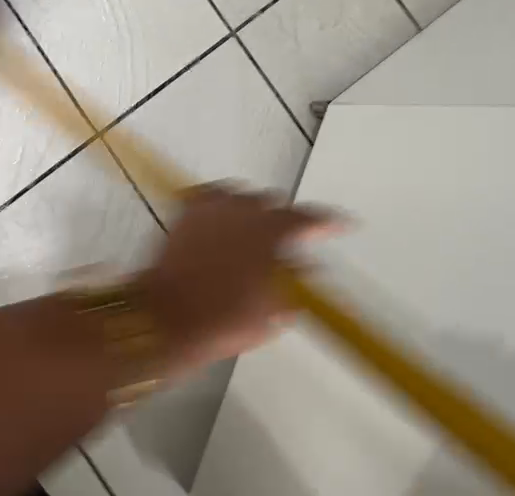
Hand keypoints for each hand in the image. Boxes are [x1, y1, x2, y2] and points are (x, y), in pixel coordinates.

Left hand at [134, 185, 345, 376]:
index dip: (328, 222)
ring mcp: (210, 207)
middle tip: (287, 241)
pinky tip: (223, 216)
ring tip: (253, 230)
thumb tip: (307, 269)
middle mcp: (240, 210)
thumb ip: (294, 284)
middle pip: (271, 202)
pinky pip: (210, 195)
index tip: (344, 223)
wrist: (170, 315)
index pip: (307, 219)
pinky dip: (221, 202)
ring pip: (240, 194)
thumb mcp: (273, 310)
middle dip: (283, 218)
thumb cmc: (225, 319)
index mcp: (268, 232)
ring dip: (251, 209)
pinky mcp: (185, 211)